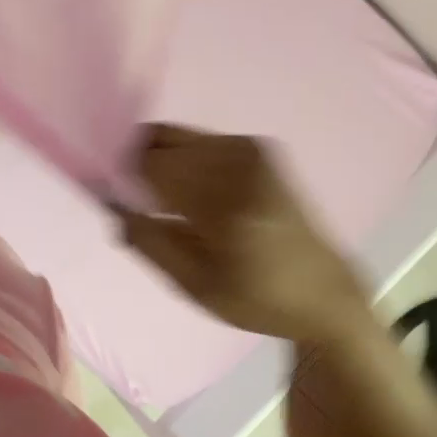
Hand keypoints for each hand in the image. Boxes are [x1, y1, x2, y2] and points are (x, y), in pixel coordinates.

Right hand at [118, 125, 375, 342]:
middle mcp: (240, 165)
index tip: (108, 193)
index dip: (120, 173)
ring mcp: (253, 152)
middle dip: (137, 164)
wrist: (328, 297)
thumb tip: (109, 203)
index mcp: (225, 204)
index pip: (150, 164)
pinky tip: (188, 192)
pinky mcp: (261, 150)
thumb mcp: (194, 286)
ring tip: (164, 201)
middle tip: (134, 199)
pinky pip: (198, 140)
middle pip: (160, 140)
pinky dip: (181, 158)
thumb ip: (147, 242)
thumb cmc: (256, 300)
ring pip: (176, 136)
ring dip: (159, 161)